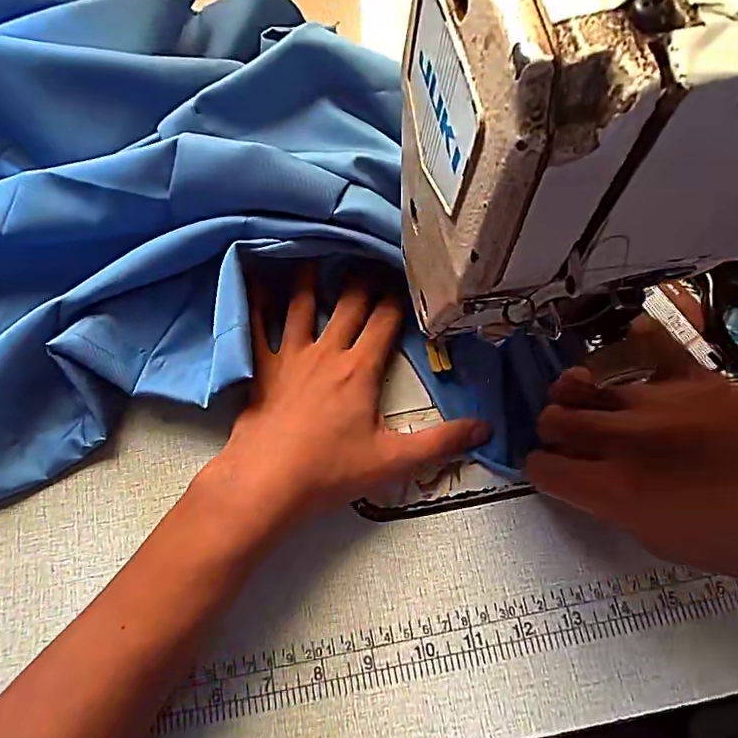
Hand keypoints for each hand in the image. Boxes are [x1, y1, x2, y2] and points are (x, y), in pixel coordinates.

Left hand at [204, 263, 488, 526]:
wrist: (267, 482)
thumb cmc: (329, 471)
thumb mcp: (393, 461)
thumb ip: (441, 442)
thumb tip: (484, 429)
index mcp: (360, 370)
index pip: (385, 321)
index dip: (398, 296)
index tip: (405, 277)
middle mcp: (326, 353)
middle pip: (349, 304)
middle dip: (364, 279)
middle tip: (370, 257)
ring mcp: (290, 357)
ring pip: (302, 305)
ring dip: (311, 279)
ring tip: (315, 255)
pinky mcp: (261, 369)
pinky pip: (256, 326)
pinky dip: (255, 302)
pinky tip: (252, 281)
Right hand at [527, 367, 737, 588]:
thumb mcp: (666, 544)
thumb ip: (617, 507)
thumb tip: (596, 482)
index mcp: (616, 490)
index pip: (545, 466)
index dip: (542, 469)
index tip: (553, 471)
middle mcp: (626, 438)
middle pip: (554, 417)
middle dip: (553, 431)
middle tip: (571, 441)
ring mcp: (659, 399)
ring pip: (587, 383)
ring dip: (581, 397)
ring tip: (594, 405)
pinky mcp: (694, 375)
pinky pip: (646, 343)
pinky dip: (631, 346)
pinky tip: (628, 352)